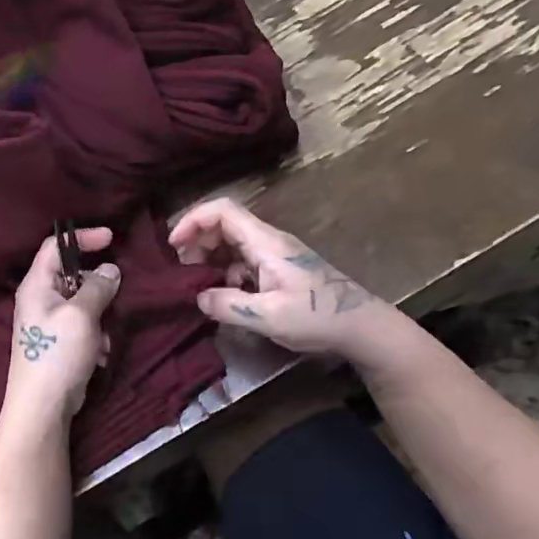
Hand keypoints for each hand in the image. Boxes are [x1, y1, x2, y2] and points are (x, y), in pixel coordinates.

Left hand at [3, 227, 121, 422]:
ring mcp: (48, 323)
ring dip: (101, 318)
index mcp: (36, 285)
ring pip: (83, 304)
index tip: (111, 239)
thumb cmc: (57, 353)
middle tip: (117, 295)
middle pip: (72, 275)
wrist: (43, 405)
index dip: (82, 237)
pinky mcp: (59, 344)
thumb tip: (110, 269)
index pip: (54, 246)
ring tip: (104, 337)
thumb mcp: (81, 314)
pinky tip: (100, 355)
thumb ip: (97, 287)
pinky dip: (96, 337)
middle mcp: (39, 299)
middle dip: (98, 286)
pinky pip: (84, 328)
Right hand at [169, 198, 392, 360]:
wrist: (364, 328)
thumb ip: (228, 305)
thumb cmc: (319, 317)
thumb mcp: (269, 317)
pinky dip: (225, 275)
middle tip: (182, 273)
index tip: (174, 246)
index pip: (222, 211)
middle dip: (196, 243)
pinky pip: (242, 263)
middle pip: (223, 225)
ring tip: (198, 288)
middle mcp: (268, 242)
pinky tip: (223, 299)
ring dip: (209, 261)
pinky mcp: (277, 272)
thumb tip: (197, 297)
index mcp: (266, 243)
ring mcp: (274, 256)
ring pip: (230, 245)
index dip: (192, 221)